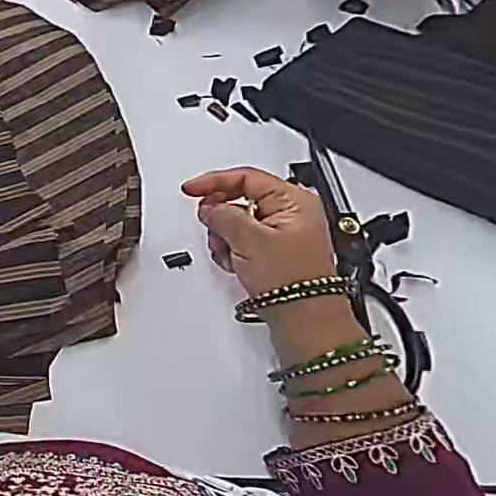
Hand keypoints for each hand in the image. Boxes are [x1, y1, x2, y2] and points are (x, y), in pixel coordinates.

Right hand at [182, 167, 339, 295]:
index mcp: (293, 200)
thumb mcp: (250, 240)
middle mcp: (290, 213)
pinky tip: (236, 262)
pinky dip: (232, 249)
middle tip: (216, 230)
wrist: (304, 317)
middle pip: (240, 199)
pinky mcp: (273, 251)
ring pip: (237, 222)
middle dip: (222, 217)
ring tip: (231, 254)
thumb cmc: (293, 280)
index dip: (214, 182)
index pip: (246, 178)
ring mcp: (281, 233)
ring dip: (225, 237)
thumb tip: (209, 207)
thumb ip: (223, 216)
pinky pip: (242, 240)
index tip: (192, 189)